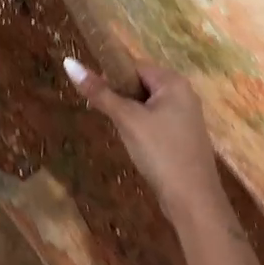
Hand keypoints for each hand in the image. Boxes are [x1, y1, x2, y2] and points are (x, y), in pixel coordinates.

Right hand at [65, 56, 228, 227]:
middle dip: (120, 98)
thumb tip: (69, 62)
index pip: (133, 66)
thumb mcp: (126, 119)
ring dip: (129, 114)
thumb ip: (99, 92)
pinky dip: (141, 127)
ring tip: (121, 132)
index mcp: (173, 82)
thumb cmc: (160, 152)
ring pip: (146, 104)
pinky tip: (136, 144)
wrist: (194, 202)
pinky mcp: (183, 136)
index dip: (111, 77)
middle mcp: (183, 94)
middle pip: (139, 84)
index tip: (96, 95)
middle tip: (109, 116)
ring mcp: (186, 116)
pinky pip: (155, 120)